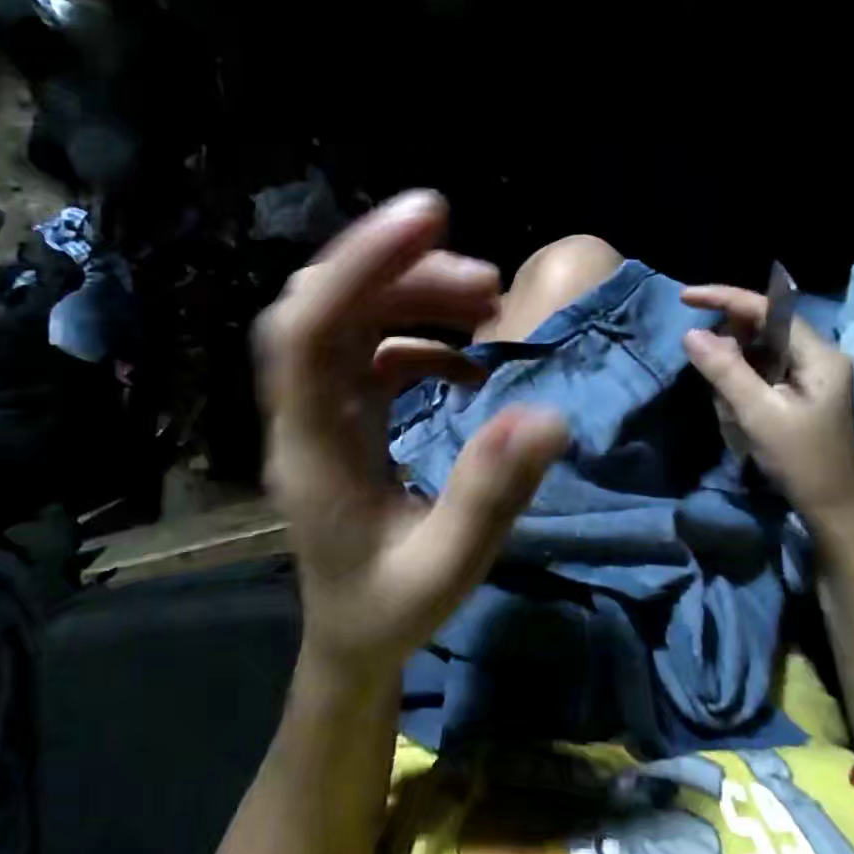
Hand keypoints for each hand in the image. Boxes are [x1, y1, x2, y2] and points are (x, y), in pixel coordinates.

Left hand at [256, 192, 568, 676]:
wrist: (352, 636)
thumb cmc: (390, 607)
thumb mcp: (447, 565)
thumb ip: (489, 495)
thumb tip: (548, 417)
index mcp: (312, 448)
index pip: (308, 331)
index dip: (359, 264)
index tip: (428, 218)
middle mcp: (305, 415)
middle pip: (325, 306)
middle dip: (397, 268)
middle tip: (485, 273)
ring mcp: (323, 412)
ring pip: (349, 319)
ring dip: (415, 296)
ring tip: (489, 302)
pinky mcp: (346, 415)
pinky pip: (371, 350)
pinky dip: (419, 336)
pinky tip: (467, 361)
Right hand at [680, 285, 853, 515]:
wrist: (832, 507)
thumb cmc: (800, 460)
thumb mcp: (758, 413)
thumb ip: (725, 370)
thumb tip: (691, 334)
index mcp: (819, 355)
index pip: (769, 309)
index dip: (726, 299)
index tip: (686, 297)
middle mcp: (820, 356)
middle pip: (766, 324)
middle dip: (728, 334)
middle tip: (697, 351)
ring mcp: (813, 374)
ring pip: (763, 347)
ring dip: (734, 358)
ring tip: (715, 381)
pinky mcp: (803, 391)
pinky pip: (767, 367)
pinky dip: (743, 374)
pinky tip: (730, 394)